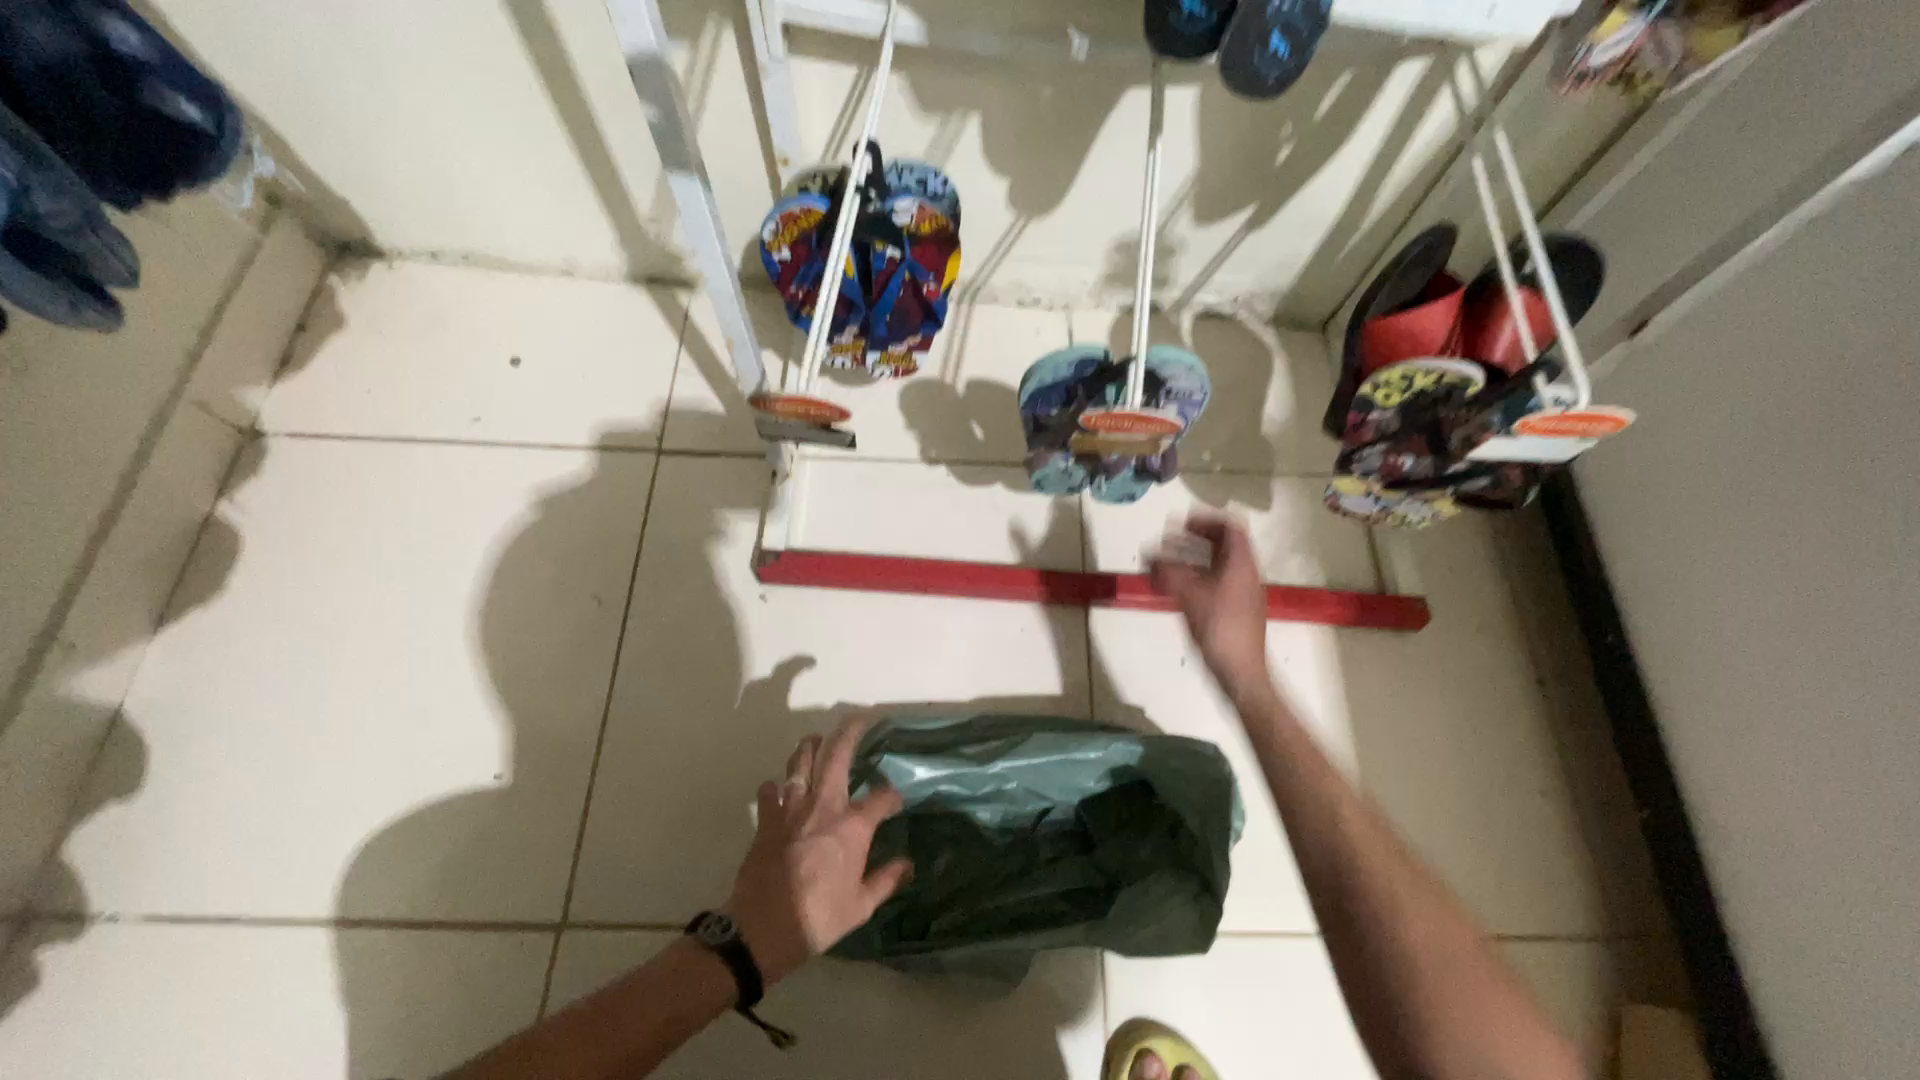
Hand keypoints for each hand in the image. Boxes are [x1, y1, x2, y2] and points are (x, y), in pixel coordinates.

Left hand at [723, 711, 911, 985]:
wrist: (761, 929)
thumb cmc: (818, 919)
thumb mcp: (861, 906)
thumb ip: (886, 880)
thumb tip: (907, 864)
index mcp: (853, 826)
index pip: (881, 797)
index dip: (892, 797)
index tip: (896, 803)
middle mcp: (823, 806)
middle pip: (837, 755)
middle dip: (850, 732)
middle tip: (859, 717)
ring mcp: (791, 809)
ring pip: (800, 762)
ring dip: (810, 747)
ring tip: (817, 739)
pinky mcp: (766, 820)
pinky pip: (770, 791)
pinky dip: (776, 786)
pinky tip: (780, 788)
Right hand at [1149, 514, 1272, 699]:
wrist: (1241, 671)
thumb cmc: (1219, 629)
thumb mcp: (1190, 596)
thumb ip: (1168, 572)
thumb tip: (1149, 554)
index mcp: (1241, 564)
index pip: (1230, 528)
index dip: (1206, 520)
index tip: (1182, 522)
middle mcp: (1244, 574)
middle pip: (1223, 545)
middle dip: (1194, 539)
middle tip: (1168, 540)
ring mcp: (1240, 594)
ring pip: (1216, 566)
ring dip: (1190, 559)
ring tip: (1164, 563)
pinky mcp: (1233, 611)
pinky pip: (1213, 584)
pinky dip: (1193, 579)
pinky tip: (1173, 589)